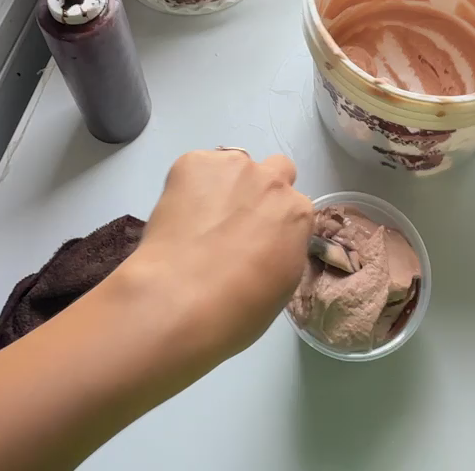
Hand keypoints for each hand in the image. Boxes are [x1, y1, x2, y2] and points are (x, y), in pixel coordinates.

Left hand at [109, 149, 311, 370]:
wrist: (180, 299)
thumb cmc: (237, 311)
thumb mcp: (281, 285)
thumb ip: (282, 248)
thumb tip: (266, 241)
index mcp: (297, 213)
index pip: (294, 206)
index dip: (275, 223)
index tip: (257, 241)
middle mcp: (271, 180)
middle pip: (275, 170)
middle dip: (260, 189)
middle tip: (234, 220)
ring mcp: (233, 165)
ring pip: (233, 166)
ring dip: (223, 185)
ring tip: (197, 220)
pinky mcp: (194, 162)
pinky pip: (196, 168)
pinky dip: (188, 186)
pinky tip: (177, 216)